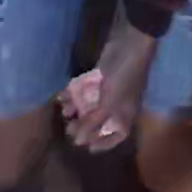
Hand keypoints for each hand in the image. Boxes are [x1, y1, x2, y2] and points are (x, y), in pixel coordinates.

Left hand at [59, 22, 157, 153]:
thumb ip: (93, 123)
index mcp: (126, 112)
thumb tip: (78, 142)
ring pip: (88, 107)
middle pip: (99, 123)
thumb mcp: (109, 103)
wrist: (130, 45)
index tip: (86, 146)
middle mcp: (117, 104)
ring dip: (74, 110)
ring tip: (65, 109)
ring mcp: (107, 90)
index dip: (105, 143)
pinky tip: (62, 95)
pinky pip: (82, 91)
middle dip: (82, 127)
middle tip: (70, 127)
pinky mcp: (98, 78)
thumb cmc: (124, 77)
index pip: (118, 134)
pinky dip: (72, 94)